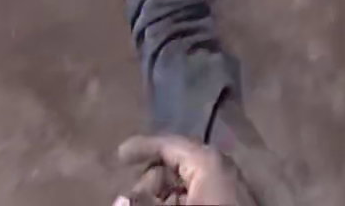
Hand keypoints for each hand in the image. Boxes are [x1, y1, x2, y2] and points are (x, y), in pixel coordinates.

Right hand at [112, 136, 256, 205]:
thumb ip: (146, 204)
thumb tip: (118, 199)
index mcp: (205, 160)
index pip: (168, 144)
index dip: (142, 147)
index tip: (119, 156)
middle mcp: (216, 164)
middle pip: (173, 164)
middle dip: (150, 181)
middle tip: (129, 201)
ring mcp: (223, 184)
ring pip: (183, 183)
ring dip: (162, 196)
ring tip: (145, 203)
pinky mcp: (226, 202)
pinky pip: (195, 196)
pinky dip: (177, 203)